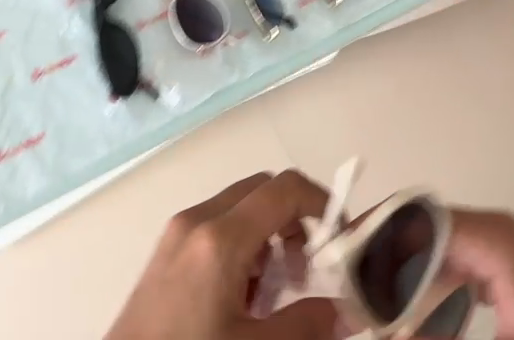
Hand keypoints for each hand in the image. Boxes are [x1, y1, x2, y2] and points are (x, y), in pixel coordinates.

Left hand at [106, 170, 340, 339]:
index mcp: (220, 237)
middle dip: (295, 221)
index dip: (322, 204)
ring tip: (276, 292)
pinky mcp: (166, 251)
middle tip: (310, 271)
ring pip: (239, 208)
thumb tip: (346, 310)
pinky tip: (244, 297)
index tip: (341, 241)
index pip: (283, 188)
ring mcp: (176, 233)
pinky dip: (243, 246)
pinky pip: (216, 227)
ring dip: (269, 236)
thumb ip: (306, 326)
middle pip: (261, 191)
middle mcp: (196, 220)